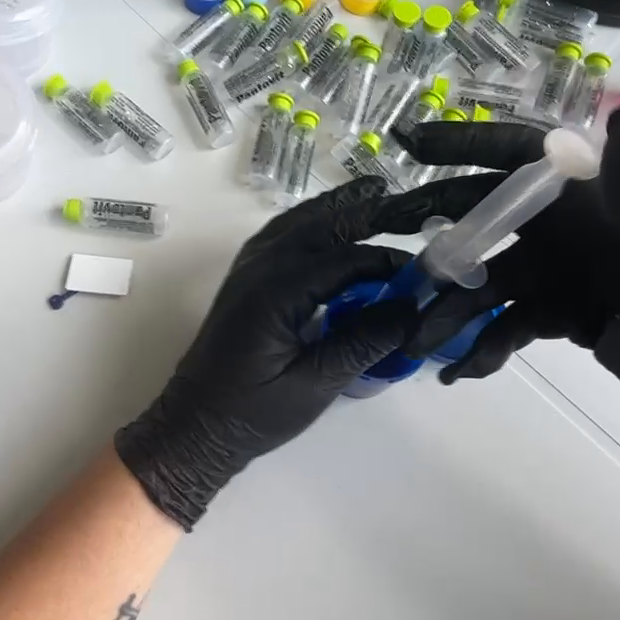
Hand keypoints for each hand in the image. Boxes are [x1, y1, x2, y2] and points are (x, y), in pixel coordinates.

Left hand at [115, 178, 422, 528]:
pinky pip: (282, 234)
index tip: (423, 271)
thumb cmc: (253, 412)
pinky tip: (330, 226)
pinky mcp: (244, 276)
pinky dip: (311, 223)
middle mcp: (260, 267)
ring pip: (297, 222)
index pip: (345, 260)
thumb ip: (363, 342)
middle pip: (318, 225)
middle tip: (404, 201)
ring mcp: (248, 267)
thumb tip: (411, 310)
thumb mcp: (315, 384)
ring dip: (335, 209)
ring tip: (373, 196)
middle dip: (362, 211)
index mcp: (276, 291)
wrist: (196, 423)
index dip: (387, 262)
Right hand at [383, 108, 619, 478]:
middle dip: (439, 232)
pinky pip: (511, 323)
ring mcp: (569, 273)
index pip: (523, 158)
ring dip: (454, 308)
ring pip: (492, 279)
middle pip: (490, 216)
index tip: (408, 145)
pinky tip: (462, 372)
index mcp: (603, 202)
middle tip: (389, 249)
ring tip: (421, 340)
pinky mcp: (567, 316)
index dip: (465, 144)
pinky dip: (485, 344)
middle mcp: (577, 228)